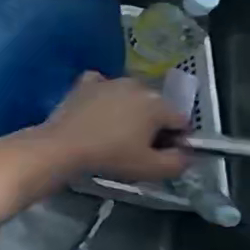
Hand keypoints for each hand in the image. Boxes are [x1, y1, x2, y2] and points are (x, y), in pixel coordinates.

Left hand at [40, 73, 190, 181]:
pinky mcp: (85, 83)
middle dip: (152, 124)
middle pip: (156, 106)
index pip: (181, 121)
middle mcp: (136, 85)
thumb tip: (185, 154)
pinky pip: (102, 86)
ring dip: (129, 110)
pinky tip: (97, 111)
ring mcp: (109, 81)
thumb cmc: (111, 156)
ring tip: (113, 132)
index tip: (159, 154)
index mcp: (158, 104)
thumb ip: (179, 162)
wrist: (63, 146)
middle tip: (136, 146)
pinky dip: (103, 96)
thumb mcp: (152, 168)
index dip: (176, 140)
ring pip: (130, 96)